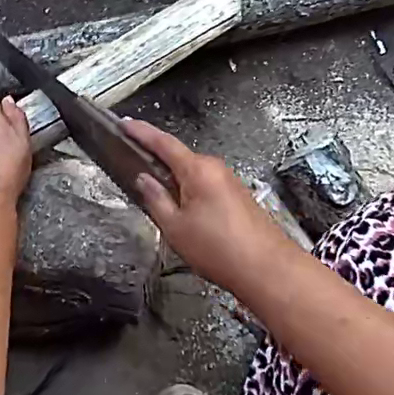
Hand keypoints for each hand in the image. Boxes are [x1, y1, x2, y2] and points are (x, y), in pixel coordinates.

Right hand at [123, 119, 297, 289]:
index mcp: (197, 170)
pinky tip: (186, 216)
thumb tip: (143, 180)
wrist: (268, 270)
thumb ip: (155, 198)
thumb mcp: (175, 227)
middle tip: (135, 173)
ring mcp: (228, 181)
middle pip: (177, 158)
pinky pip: (205, 185)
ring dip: (174, 183)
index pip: (162, 142)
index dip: (140, 131)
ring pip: (192, 174)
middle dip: (156, 164)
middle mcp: (215, 169)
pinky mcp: (236, 196)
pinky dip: (190, 193)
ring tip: (161, 206)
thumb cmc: (223, 251)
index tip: (125, 124)